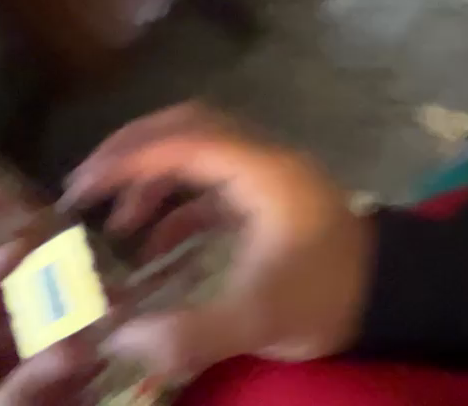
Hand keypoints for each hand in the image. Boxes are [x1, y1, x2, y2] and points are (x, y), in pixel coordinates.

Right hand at [61, 104, 371, 381]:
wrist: (387, 290)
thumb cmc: (328, 294)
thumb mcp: (261, 318)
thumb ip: (190, 333)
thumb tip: (120, 342)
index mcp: (263, 170)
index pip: (186, 141)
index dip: (129, 159)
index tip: (80, 188)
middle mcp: (264, 159)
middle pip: (193, 126)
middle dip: (137, 149)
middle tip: (87, 186)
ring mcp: (268, 176)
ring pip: (203, 151)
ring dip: (157, 177)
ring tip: (117, 225)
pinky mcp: (270, 197)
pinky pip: (214, 183)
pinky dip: (179, 203)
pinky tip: (154, 245)